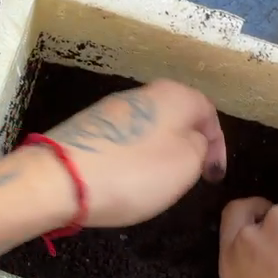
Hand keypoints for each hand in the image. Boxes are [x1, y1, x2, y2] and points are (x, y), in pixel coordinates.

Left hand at [34, 79, 227, 227]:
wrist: (60, 179)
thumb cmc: (134, 173)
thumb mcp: (187, 164)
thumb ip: (200, 147)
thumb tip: (194, 140)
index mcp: (174, 95)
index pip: (209, 114)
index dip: (217, 146)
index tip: (214, 176)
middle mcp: (142, 94)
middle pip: (176, 120)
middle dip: (186, 148)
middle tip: (188, 178)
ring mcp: (110, 110)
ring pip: (147, 132)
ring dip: (157, 155)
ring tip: (155, 183)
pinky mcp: (86, 129)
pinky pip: (121, 144)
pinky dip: (129, 160)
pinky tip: (123, 180)